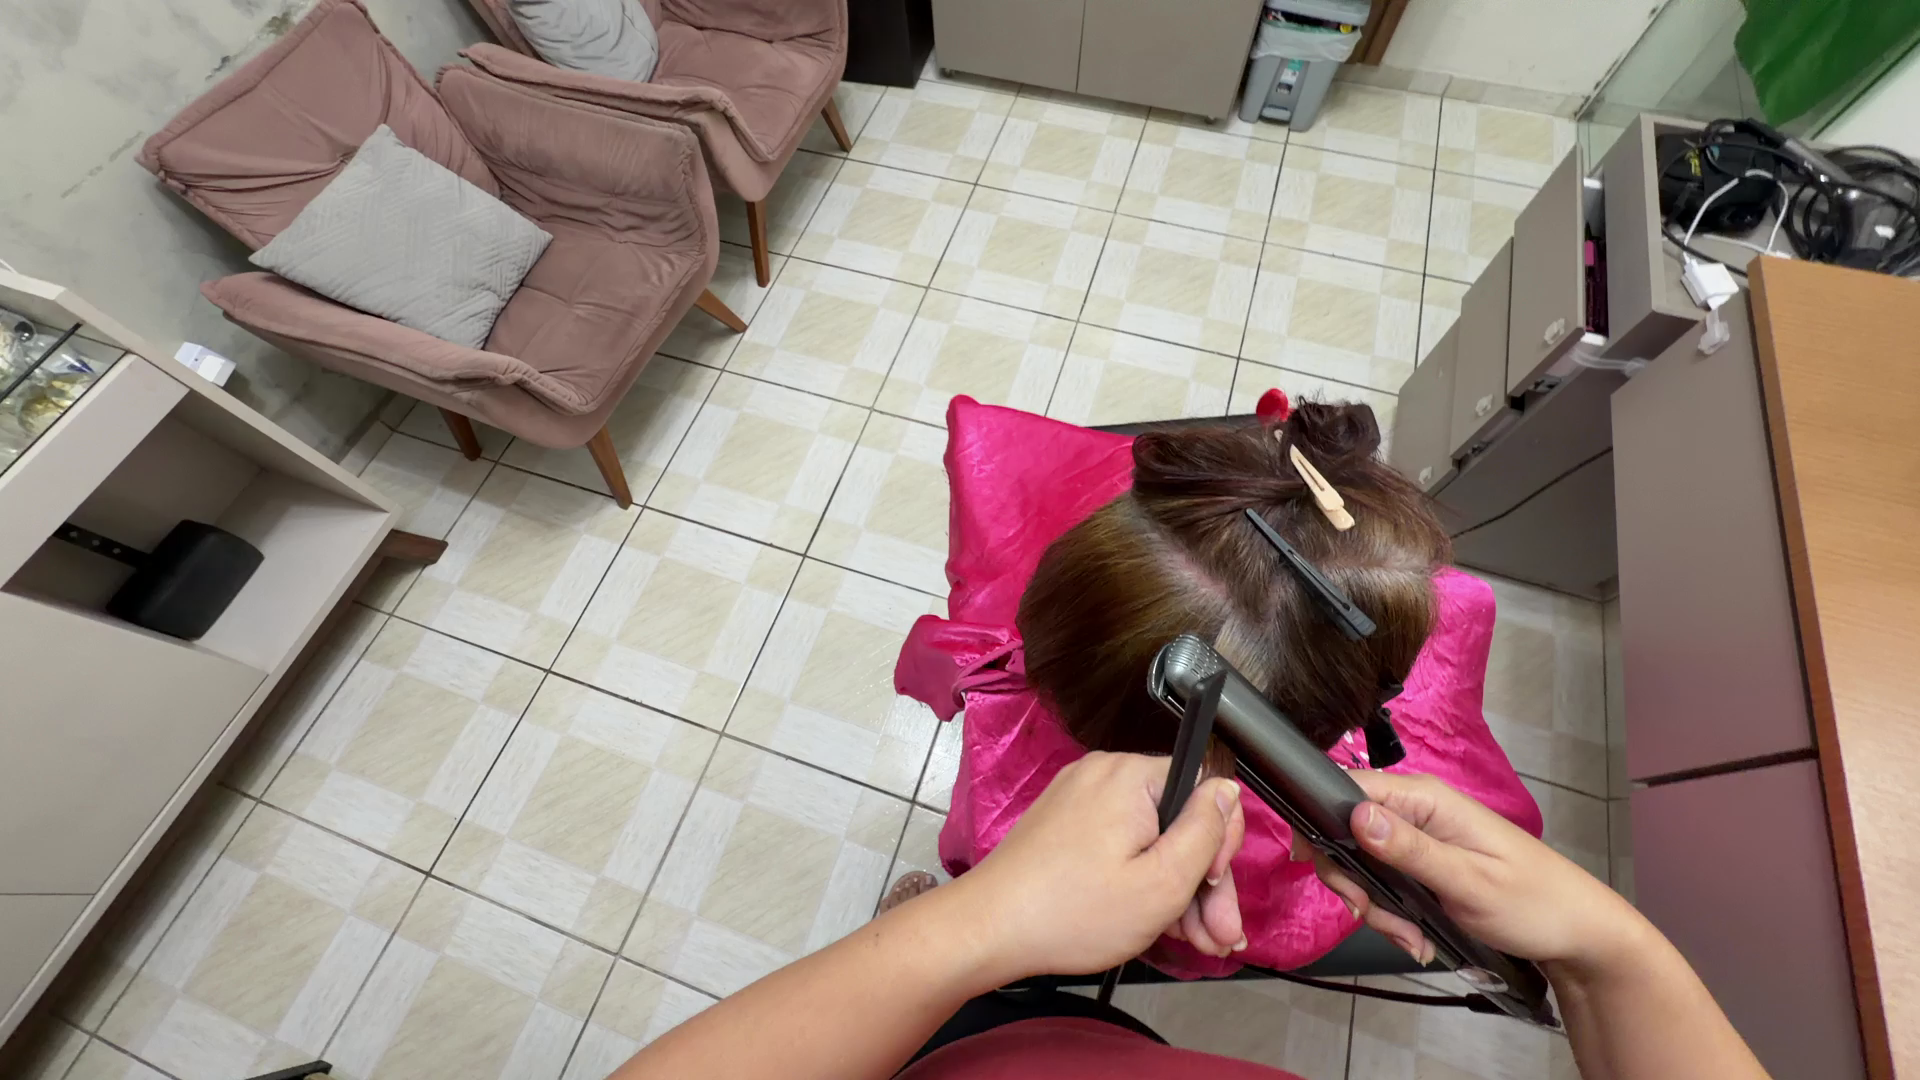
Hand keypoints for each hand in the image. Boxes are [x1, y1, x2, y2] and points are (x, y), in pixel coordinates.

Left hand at [954, 752, 1246, 979]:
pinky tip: (1154, 921)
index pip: (1203, 788)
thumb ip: (1205, 831)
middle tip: (1218, 937)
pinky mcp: (1066, 819)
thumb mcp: (1161, 880)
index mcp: (1130, 774)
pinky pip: (1120, 840)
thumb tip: (1227, 788)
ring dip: (1175, 887)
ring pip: (1149, 835)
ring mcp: (1081, 795)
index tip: (1217, 890)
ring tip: (1193, 943)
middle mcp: (1105, 773)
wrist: (992, 926)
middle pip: (1176, 818)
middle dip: (1203, 880)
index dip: (1220, 842)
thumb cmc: (1076, 910)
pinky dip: (1139, 876)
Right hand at [1294, 771, 1648, 971]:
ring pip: (1361, 862)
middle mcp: (1412, 809)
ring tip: (1411, 937)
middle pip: (1344, 830)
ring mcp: (1415, 835)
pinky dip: (1390, 911)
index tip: (1313, 863)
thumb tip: (1355, 814)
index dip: (1318, 819)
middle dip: (1351, 879)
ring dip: (1374, 904)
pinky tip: (1415, 934)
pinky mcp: (1419, 861)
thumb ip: (1408, 848)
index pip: (1345, 787)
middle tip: (1368, 914)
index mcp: (1422, 798)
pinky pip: (1383, 879)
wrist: (1584, 936)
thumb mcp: (1469, 881)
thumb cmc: (1535, 903)